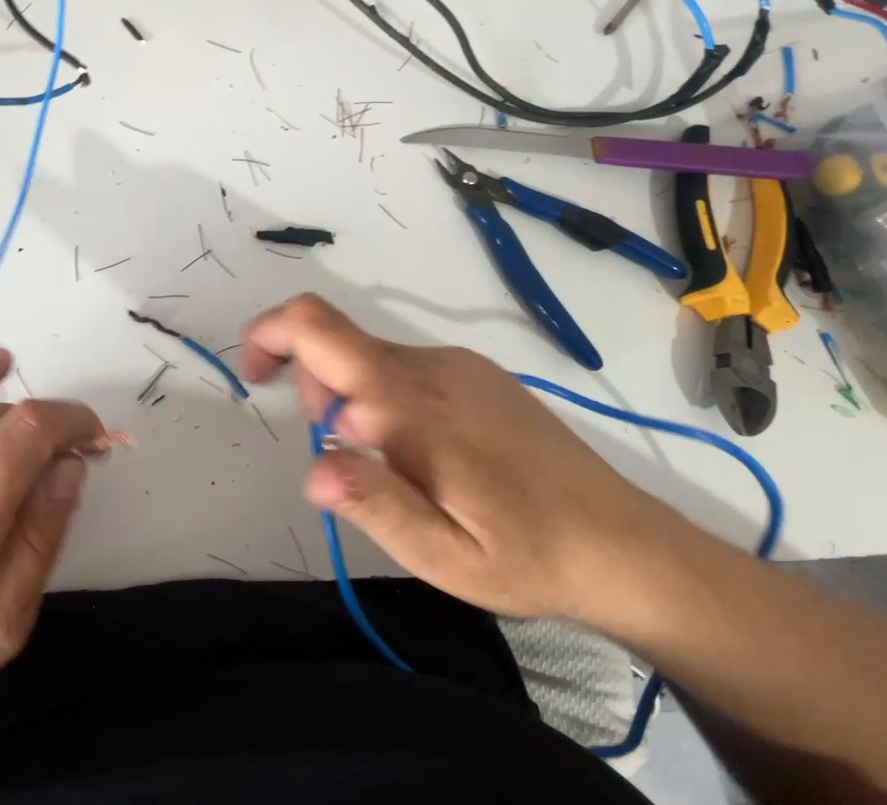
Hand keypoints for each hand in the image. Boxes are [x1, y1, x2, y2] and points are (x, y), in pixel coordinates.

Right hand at [241, 294, 687, 622]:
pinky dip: (378, 396)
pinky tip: (416, 453)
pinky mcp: (477, 376)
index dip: (268, 335)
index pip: (318, 329)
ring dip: (345, 397)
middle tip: (343, 458)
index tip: (257, 379)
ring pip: (366, 355)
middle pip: (334, 340)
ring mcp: (459, 366)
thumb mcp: (442, 555)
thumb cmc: (527, 557)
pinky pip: (400, 366)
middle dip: (311, 389)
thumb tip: (314, 465)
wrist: (630, 549)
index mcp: (414, 404)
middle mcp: (433, 367)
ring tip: (386, 465)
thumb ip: (374, 504)